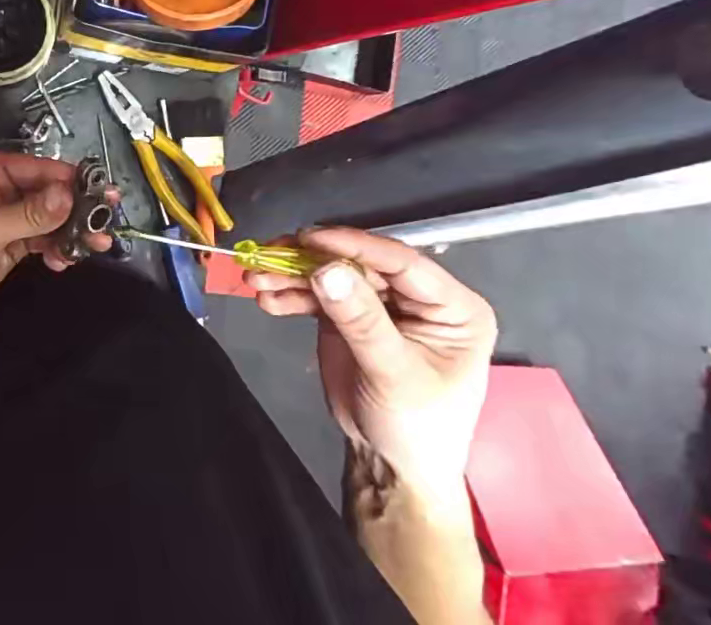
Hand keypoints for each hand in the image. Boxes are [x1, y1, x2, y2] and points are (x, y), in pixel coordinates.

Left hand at [0, 152, 106, 342]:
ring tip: (94, 246)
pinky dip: (58, 248)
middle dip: (78, 209)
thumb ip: (29, 213)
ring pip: (53, 218)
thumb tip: (69, 194)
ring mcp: (10, 219)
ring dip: (73, 231)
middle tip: (105, 223)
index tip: (102, 195)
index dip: (73, 182)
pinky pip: (45, 240)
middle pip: (53, 193)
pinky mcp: (12, 245)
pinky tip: (64, 261)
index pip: (43, 170)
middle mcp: (5, 190)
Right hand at [247, 228, 495, 503]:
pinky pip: (321, 297)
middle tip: (271, 253)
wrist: (391, 472)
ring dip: (294, 275)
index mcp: (453, 306)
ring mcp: (382, 304)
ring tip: (257, 276)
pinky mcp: (351, 316)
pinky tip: (268, 297)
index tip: (313, 238)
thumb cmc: (416, 429)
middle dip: (314, 260)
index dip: (356, 246)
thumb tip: (326, 269)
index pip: (402, 262)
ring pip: (336, 275)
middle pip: (361, 265)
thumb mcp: (395, 375)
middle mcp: (417, 297)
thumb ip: (362, 321)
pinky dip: (292, 296)